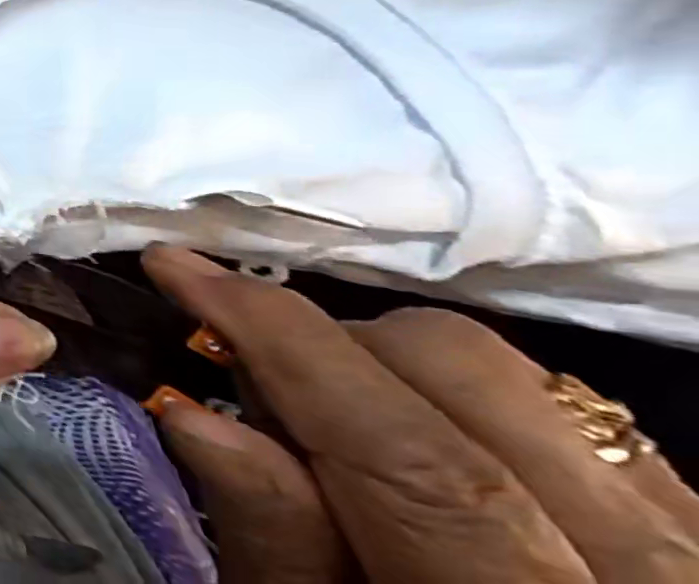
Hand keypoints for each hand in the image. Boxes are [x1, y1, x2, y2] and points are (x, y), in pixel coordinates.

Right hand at [143, 246, 698, 582]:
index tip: (177, 269)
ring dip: (380, 361)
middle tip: (249, 379)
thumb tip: (192, 415)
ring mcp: (696, 541)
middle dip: (320, 342)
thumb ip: (272, 544)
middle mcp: (658, 577)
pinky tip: (409, 429)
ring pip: (515, 371)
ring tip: (328, 414)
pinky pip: (561, 402)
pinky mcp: (695, 521)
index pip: (403, 455)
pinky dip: (452, 389)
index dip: (277, 340)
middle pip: (462, 374)